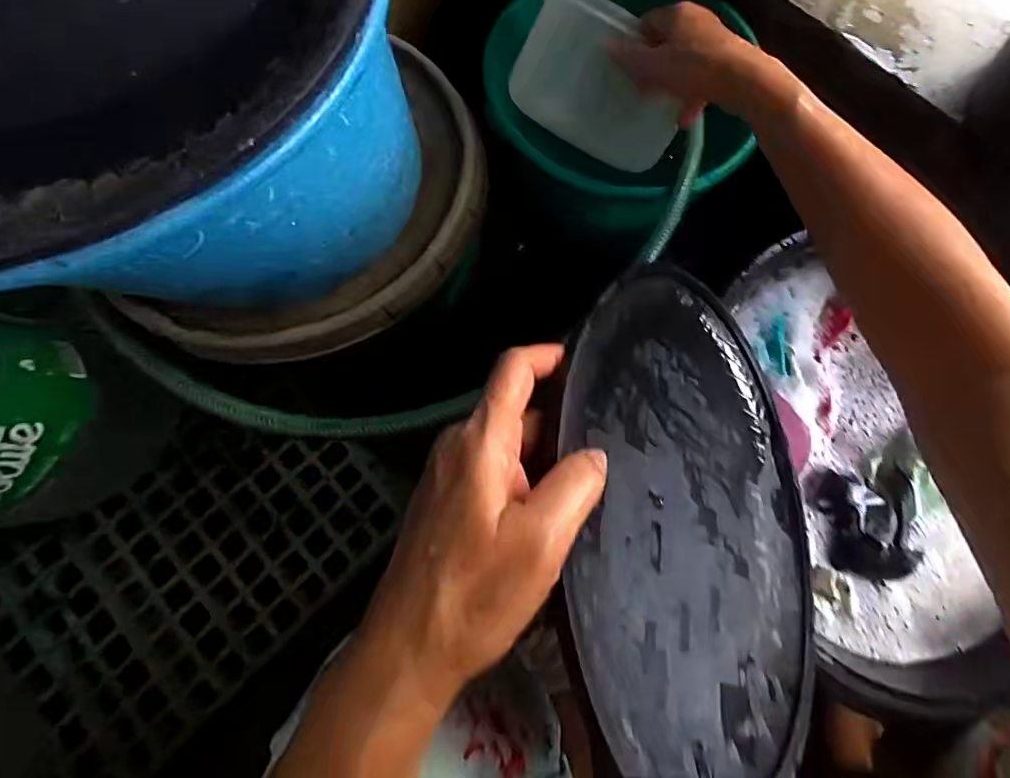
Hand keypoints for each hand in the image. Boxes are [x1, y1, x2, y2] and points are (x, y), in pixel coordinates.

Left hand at [358, 344, 607, 712]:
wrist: (406, 654)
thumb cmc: (474, 594)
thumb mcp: (540, 540)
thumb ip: (576, 484)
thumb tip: (594, 455)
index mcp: (480, 441)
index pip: (513, 369)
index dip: (548, 355)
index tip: (582, 361)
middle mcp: (459, 446)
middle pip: (517, 408)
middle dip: (560, 418)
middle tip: (602, 443)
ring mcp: (450, 474)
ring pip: (510, 442)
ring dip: (546, 454)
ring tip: (584, 483)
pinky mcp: (448, 501)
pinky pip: (496, 469)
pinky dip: (527, 476)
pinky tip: (549, 511)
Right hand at [610, 2, 794, 126]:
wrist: (748, 82)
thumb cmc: (695, 68)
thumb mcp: (654, 65)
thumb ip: (629, 57)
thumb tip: (608, 46)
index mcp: (677, 12)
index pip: (645, 23)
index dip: (634, 46)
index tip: (629, 69)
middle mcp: (697, 20)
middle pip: (665, 44)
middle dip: (654, 69)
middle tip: (645, 90)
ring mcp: (716, 40)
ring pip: (685, 63)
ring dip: (674, 86)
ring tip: (666, 107)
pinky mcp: (730, 61)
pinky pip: (704, 76)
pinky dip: (694, 94)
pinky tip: (687, 117)